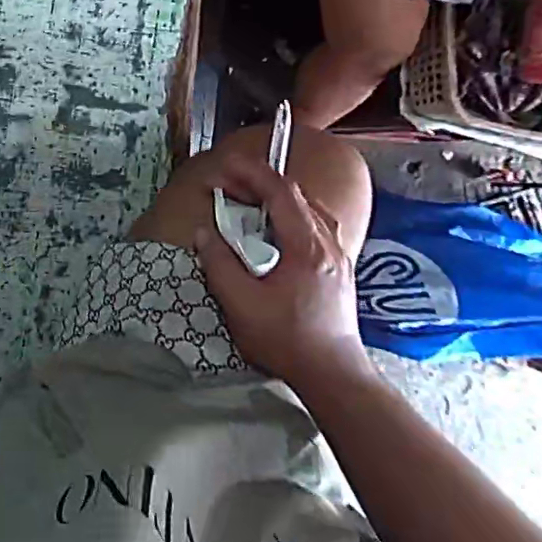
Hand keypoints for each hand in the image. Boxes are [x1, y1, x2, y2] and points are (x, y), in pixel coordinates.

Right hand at [193, 156, 372, 387]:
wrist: (333, 375)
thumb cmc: (286, 340)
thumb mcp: (241, 304)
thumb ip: (219, 264)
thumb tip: (204, 234)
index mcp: (307, 246)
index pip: (280, 192)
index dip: (249, 173)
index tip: (222, 166)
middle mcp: (328, 243)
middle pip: (295, 195)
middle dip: (258, 181)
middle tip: (225, 183)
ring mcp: (337, 255)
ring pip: (308, 208)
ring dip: (274, 197)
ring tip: (246, 200)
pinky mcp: (337, 268)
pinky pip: (313, 224)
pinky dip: (287, 213)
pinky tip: (272, 227)